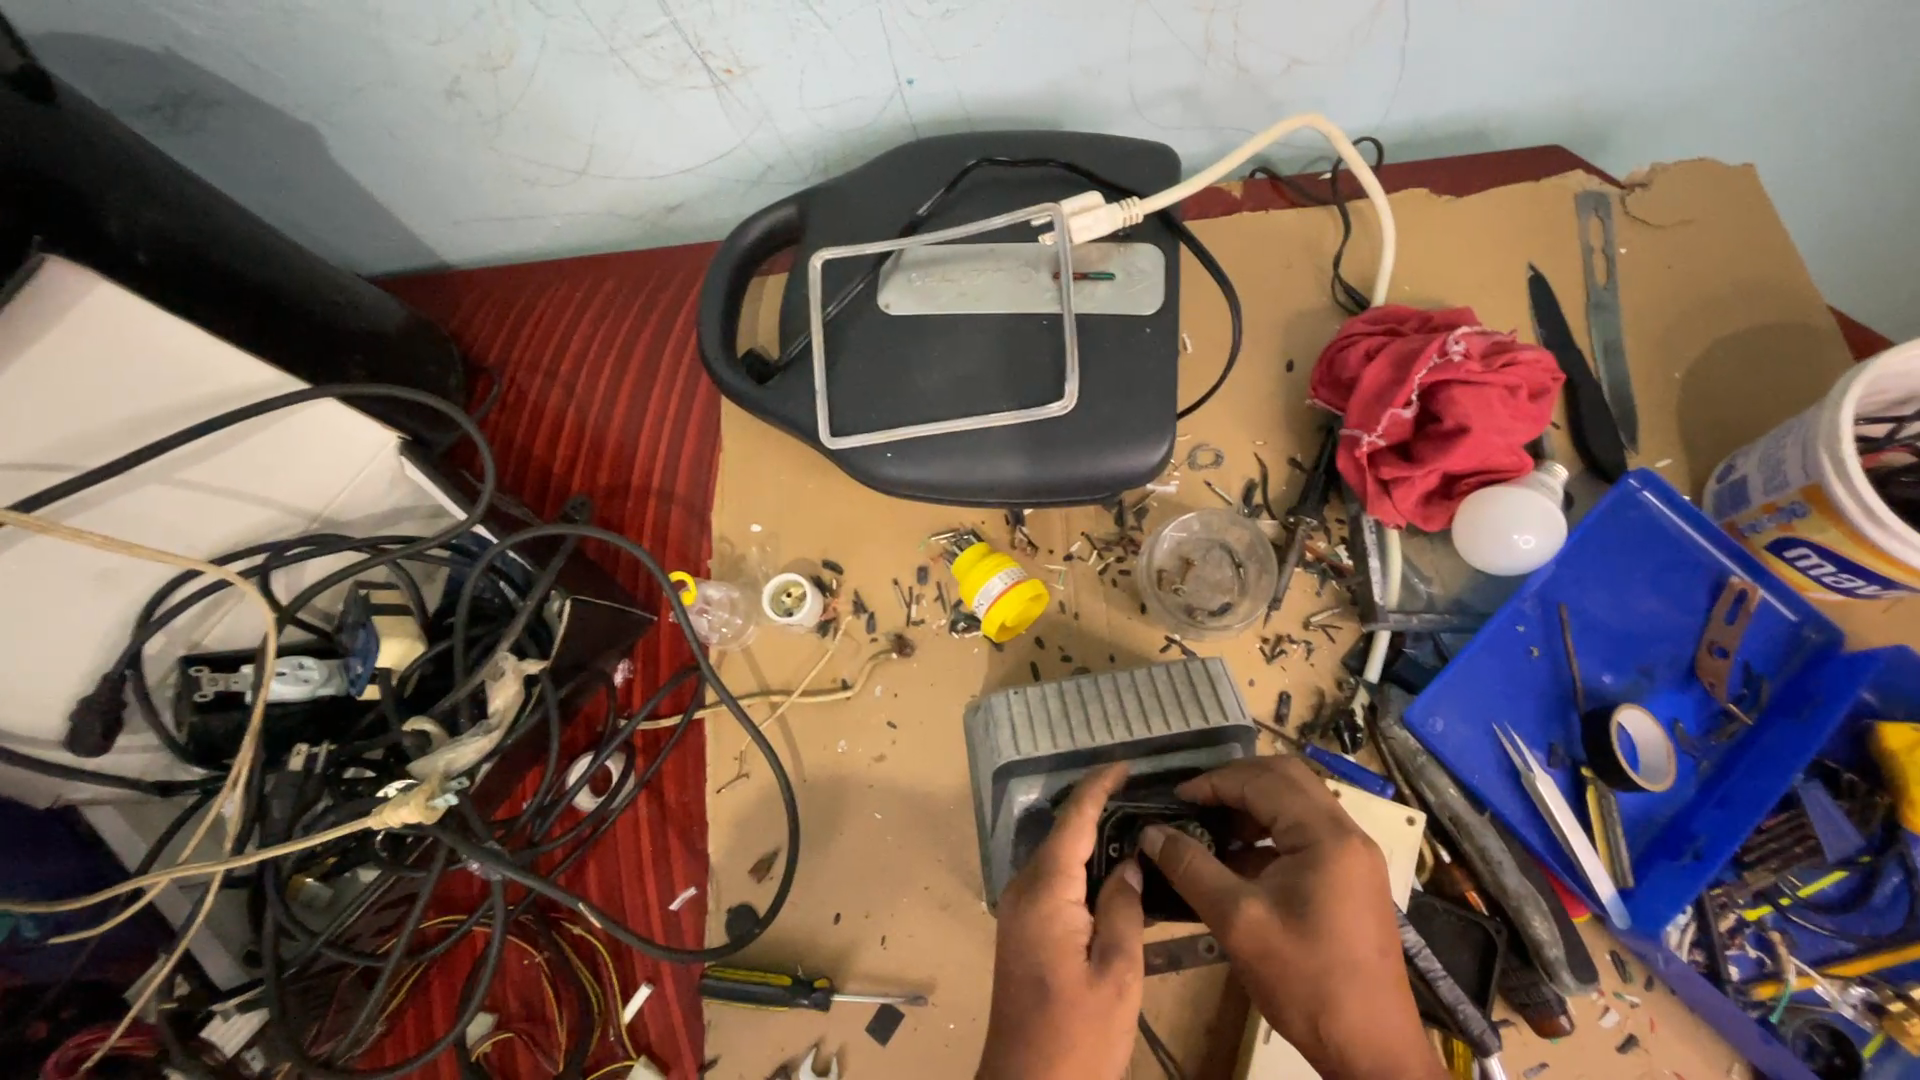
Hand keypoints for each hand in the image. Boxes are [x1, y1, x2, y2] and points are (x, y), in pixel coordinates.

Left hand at [977, 764, 1142, 1079]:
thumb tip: (1128, 862)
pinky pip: (1054, 881)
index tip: (1126, 764)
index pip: (1073, 821)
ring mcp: (1019, 910)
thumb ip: (1123, 909)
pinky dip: (1082, 866)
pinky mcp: (1023, 929)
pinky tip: (1113, 871)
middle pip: (1063, 834)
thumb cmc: (1078, 1035)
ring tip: (1137, 824)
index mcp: (1046, 892)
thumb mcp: (1117, 973)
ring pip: (1058, 857)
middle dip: (1099, 809)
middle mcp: (1024, 890)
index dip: (1098, 787)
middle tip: (1146, 796)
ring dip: (1091, 838)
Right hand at [1138, 756, 1442, 1079]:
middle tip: (1193, 802)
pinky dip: (1268, 834)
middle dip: (1234, 783)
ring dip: (1251, 806)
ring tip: (1209, 828)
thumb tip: (1150, 832)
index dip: (1212, 783)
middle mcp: (1346, 835)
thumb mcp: (1237, 922)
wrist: (1372, 1051)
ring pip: (1297, 804)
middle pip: (1286, 778)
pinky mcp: (1351, 880)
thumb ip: (1191, 868)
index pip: (1261, 781)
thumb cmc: (1305, 982)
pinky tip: (1236, 861)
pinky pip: (1305, 834)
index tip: (1173, 799)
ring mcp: (1353, 857)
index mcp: (1326, 836)